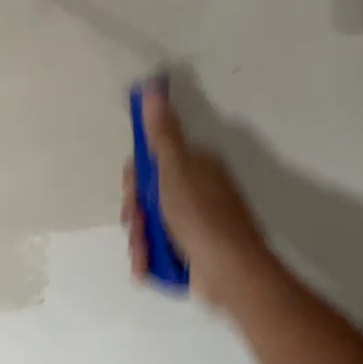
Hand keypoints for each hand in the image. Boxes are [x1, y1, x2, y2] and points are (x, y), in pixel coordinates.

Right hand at [121, 84, 280, 310]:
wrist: (231, 274)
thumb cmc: (201, 218)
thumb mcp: (175, 170)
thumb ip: (161, 133)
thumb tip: (153, 89)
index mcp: (197, 166)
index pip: (154, 160)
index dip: (136, 176)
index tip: (131, 190)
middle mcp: (198, 191)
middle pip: (150, 194)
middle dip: (136, 213)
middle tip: (136, 223)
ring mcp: (197, 223)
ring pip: (152, 224)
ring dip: (141, 239)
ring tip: (143, 254)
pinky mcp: (194, 252)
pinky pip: (162, 248)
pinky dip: (151, 257)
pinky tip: (147, 267)